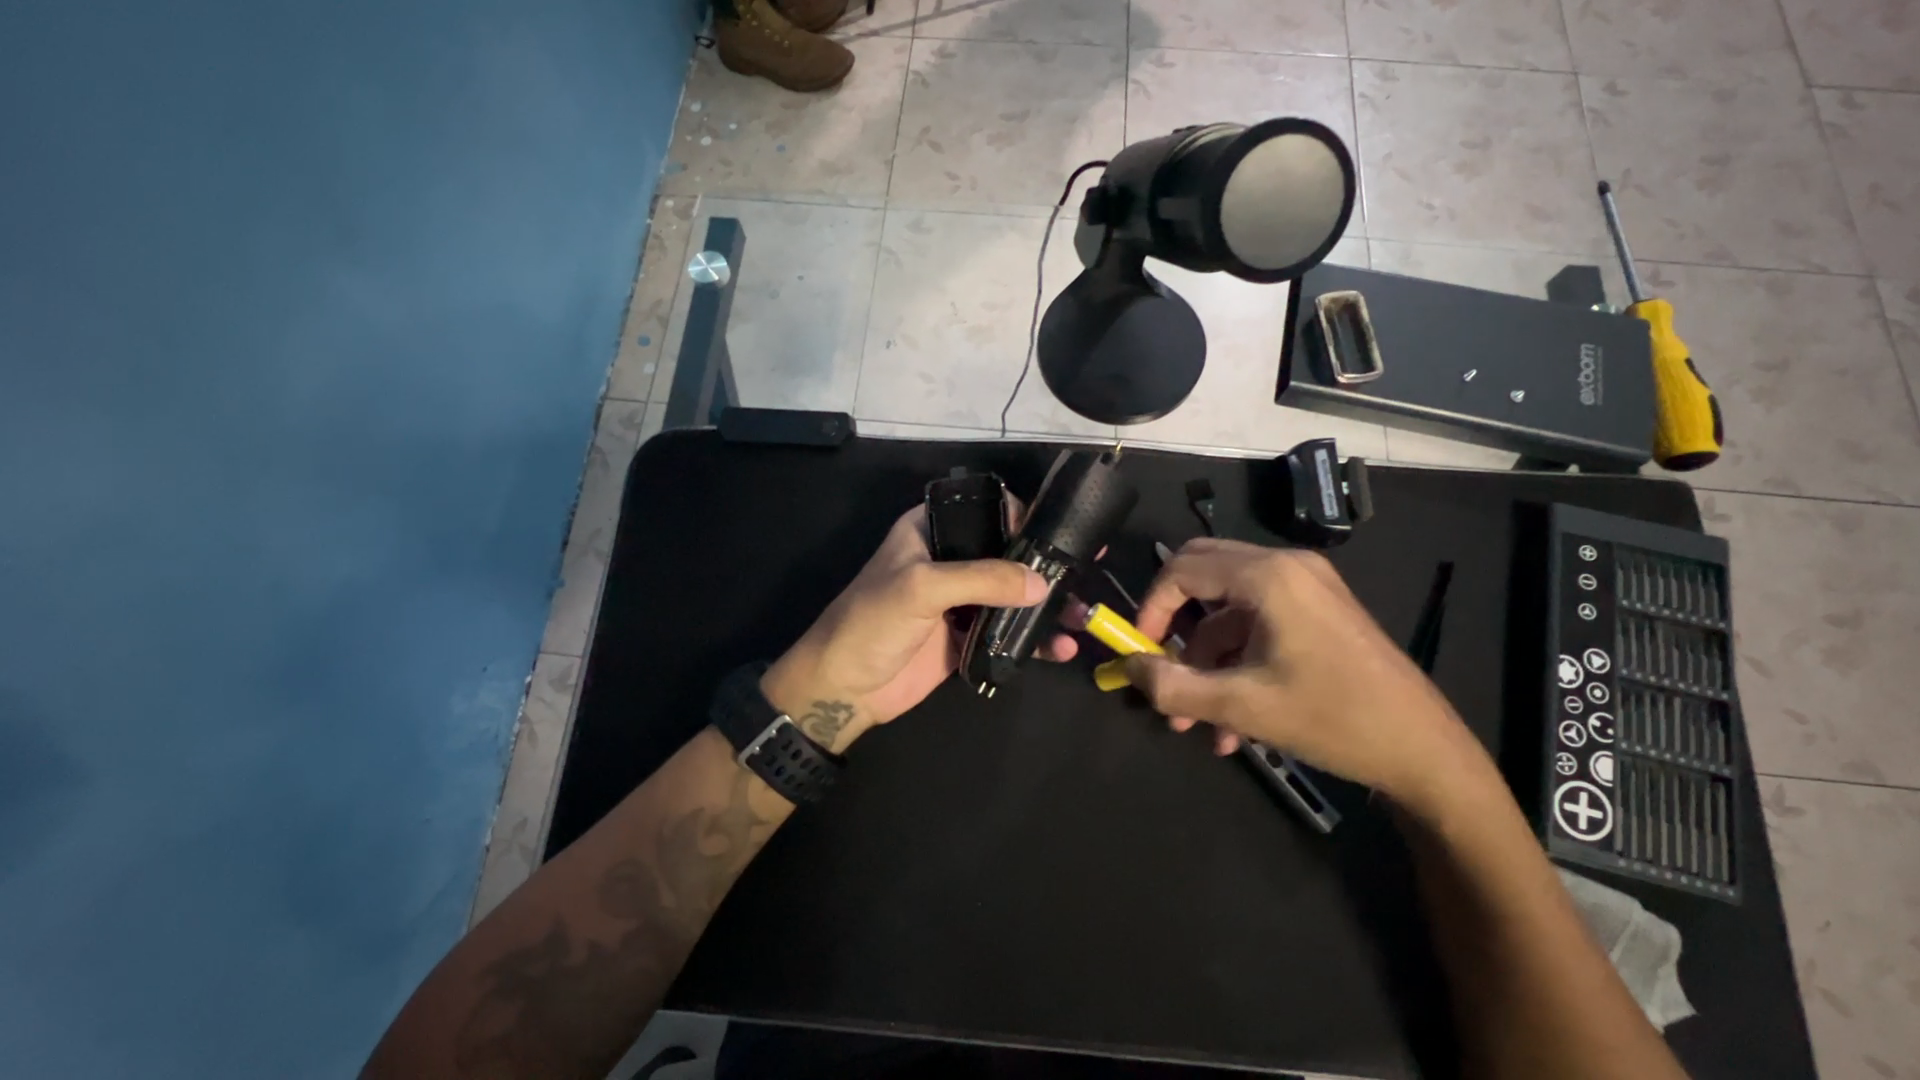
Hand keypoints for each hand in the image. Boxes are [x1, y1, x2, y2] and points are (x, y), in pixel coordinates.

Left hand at [761, 505, 1076, 752]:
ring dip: (1048, 604)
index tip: (1060, 528)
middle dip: (1047, 561)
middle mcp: (950, 559)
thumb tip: (1042, 583)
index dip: (1022, 513)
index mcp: (931, 530)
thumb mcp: (922, 588)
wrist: (844, 689)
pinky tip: (1062, 648)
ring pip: (1014, 594)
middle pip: (1007, 551)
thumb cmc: (872, 623)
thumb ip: (983, 578)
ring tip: (1082, 615)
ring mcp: (961, 601)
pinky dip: (1036, 639)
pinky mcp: (968, 638)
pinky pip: (1010, 632)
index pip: (985, 508)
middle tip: (1087, 567)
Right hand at [1127, 538, 1482, 809]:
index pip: (1181, 569)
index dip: (1150, 610)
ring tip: (1195, 721)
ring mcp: (1308, 588)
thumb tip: (1129, 669)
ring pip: (1230, 608)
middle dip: (1175, 627)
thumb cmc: (1332, 719)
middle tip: (1162, 667)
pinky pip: (1259, 624)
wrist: (1423, 749)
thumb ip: (1174, 686)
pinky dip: (1237, 664)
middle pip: (1203, 574)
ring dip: (1206, 660)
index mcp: (1268, 577)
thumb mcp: (1242, 707)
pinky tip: (1232, 725)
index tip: (1140, 654)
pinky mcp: (1321, 612)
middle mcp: (1287, 567)